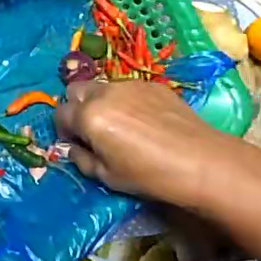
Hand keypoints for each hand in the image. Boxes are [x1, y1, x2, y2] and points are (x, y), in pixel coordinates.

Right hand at [54, 79, 260, 209]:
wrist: (201, 162)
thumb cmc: (150, 175)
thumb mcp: (107, 176)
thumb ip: (82, 159)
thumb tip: (75, 147)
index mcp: (88, 116)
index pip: (59, 114)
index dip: (65, 130)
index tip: (77, 143)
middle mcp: (103, 93)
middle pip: (75, 91)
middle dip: (77, 108)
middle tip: (93, 130)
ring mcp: (128, 84)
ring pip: (100, 87)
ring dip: (100, 101)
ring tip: (120, 124)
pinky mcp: (150, 84)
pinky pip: (126, 88)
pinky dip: (124, 100)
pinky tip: (143, 121)